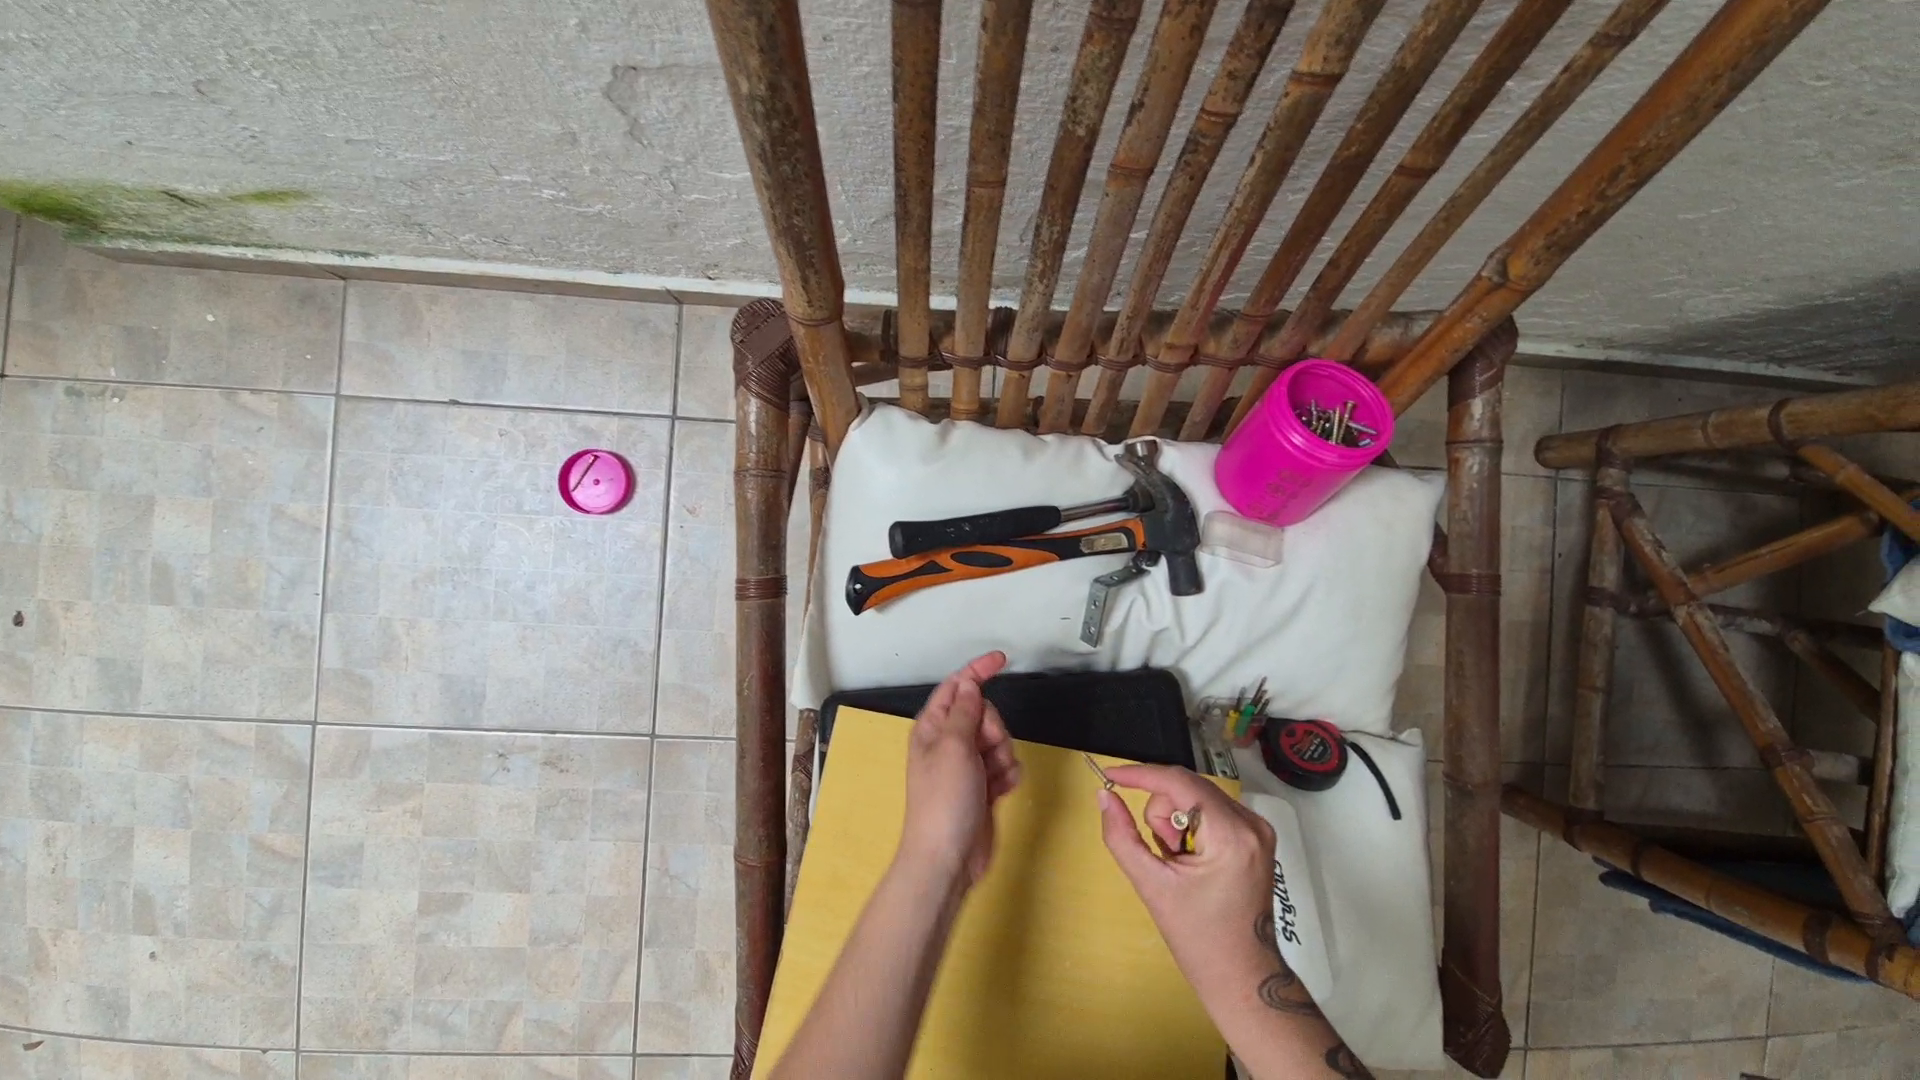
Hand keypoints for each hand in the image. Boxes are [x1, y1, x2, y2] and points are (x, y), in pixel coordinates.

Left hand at [897, 651, 1021, 890]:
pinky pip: (1006, 765)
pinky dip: (1008, 775)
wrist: (948, 857)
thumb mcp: (953, 747)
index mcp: (933, 727)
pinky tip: (1000, 791)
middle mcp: (949, 742)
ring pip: (1000, 739)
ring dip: (1003, 754)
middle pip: (984, 713)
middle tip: (986, 749)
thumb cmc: (944, 799)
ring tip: (991, 777)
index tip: (1001, 659)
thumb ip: (964, 711)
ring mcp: (967, 765)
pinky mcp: (984, 785)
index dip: (977, 671)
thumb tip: (968, 684)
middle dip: (994, 727)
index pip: (956, 687)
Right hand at [1096, 764, 1280, 1001]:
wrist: (1241, 976)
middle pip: (1186, 786)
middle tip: (1163, 854)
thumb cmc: (1197, 938)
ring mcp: (1258, 827)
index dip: (1140, 774)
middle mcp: (1251, 822)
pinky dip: (1190, 824)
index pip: (1178, 782)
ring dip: (1174, 820)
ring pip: (1196, 795)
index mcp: (1230, 834)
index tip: (1108, 775)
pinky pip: (1210, 808)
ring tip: (1177, 861)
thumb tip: (1104, 796)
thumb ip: (1121, 836)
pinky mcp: (1256, 835)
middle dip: (1161, 813)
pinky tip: (1190, 857)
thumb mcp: (1151, 885)